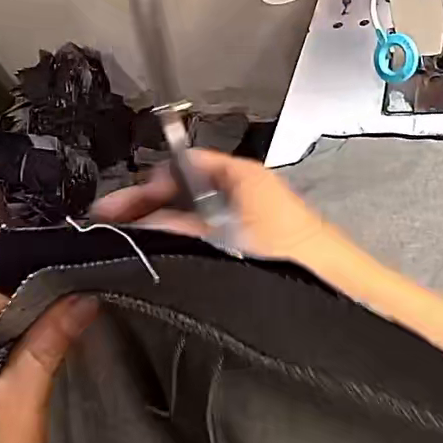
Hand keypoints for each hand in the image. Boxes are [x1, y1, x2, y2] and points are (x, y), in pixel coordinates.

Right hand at [91, 150, 340, 266]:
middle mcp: (244, 186)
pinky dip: (187, 237)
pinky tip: (168, 254)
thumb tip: (141, 223)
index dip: (149, 181)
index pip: (182, 163)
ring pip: (195, 210)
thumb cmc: (285, 250)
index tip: (123, 202)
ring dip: (166, 224)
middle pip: (184, 187)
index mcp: (238, 174)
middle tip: (116, 222)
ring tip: (133, 240)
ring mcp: (249, 211)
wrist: (327, 279)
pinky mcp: (253, 235)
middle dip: (150, 204)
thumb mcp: (219, 234)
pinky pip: (210, 228)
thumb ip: (177, 227)